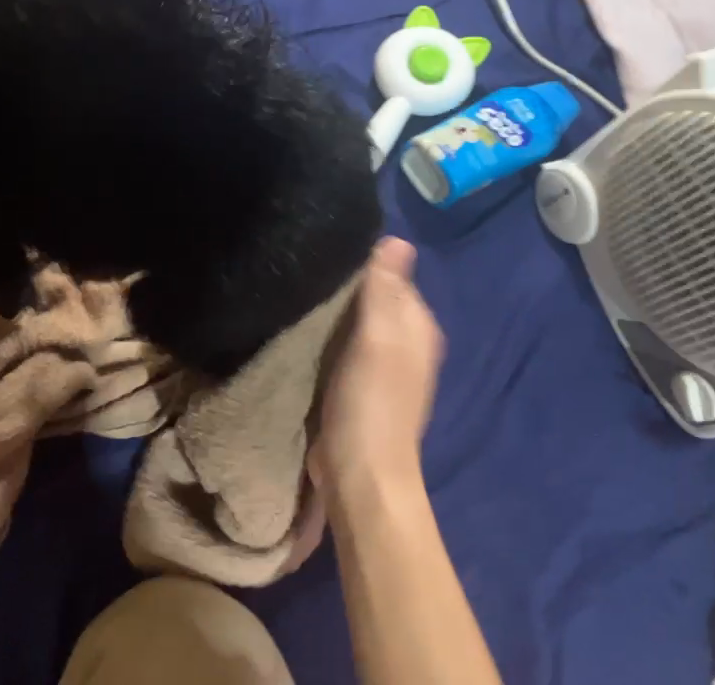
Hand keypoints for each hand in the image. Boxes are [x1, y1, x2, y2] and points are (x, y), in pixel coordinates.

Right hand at [313, 238, 445, 497]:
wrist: (359, 476)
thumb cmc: (370, 404)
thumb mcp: (376, 339)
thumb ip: (384, 290)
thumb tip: (396, 238)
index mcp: (419, 327)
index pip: (392, 274)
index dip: (361, 262)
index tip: (321, 251)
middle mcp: (407, 343)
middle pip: (374, 299)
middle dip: (345, 286)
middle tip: (303, 272)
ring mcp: (384, 367)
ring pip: (355, 323)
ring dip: (332, 313)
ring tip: (296, 296)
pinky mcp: (360, 387)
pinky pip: (342, 347)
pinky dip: (327, 338)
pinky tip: (303, 332)